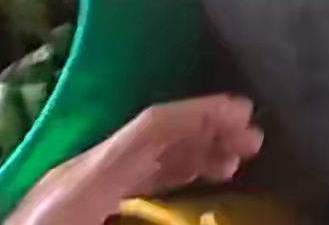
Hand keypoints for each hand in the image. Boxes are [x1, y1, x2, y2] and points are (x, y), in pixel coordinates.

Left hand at [7, 95, 264, 224]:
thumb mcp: (84, 223)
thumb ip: (145, 209)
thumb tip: (203, 213)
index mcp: (81, 181)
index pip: (151, 127)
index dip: (201, 114)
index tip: (243, 114)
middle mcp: (79, 172)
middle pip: (153, 134)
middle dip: (206, 130)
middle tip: (253, 138)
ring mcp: (75, 188)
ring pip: (147, 154)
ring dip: (194, 149)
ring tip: (236, 158)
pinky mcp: (76, 206)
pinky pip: (133, 176)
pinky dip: (170, 171)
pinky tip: (196, 176)